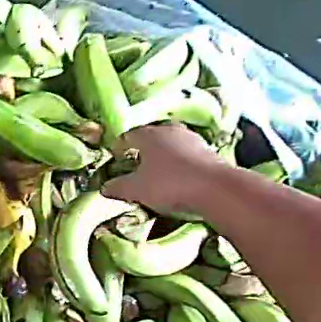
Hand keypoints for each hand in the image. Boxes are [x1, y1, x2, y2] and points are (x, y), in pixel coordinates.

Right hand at [101, 124, 230, 213]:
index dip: (120, 145)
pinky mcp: (209, 153)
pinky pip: (187, 155)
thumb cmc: (169, 184)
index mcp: (150, 135)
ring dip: (164, 154)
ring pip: (172, 144)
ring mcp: (193, 140)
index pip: (129, 135)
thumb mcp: (136, 189)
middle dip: (144, 147)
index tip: (115, 156)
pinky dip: (180, 163)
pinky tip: (177, 176)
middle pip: (153, 136)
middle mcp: (171, 131)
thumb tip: (104, 187)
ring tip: (156, 169)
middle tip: (135, 160)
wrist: (216, 189)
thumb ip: (118, 187)